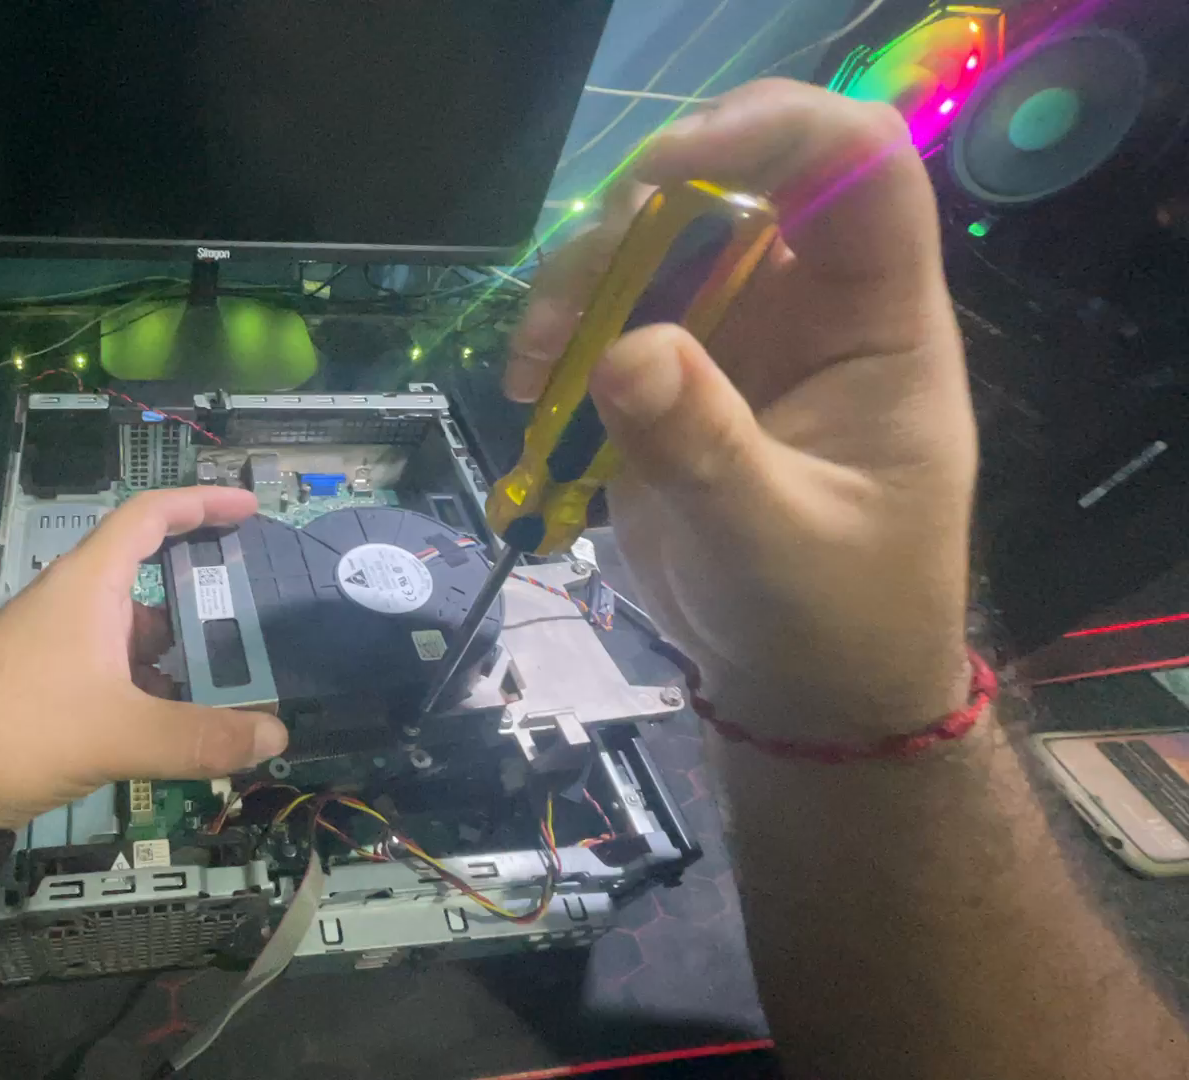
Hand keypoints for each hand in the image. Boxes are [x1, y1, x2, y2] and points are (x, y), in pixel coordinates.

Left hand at [0, 486, 287, 828]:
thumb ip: (200, 738)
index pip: (150, 515)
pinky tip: (184, 716)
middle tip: (258, 604)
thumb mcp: (118, 733)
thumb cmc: (17, 728)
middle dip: (205, 585)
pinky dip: (155, 681)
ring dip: (182, 644)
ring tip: (239, 670)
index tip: (248, 507)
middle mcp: (77, 602)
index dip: (201, 501)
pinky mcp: (54, 683)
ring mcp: (63, 644)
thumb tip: (277, 739)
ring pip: (137, 629)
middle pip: (151, 572)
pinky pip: (119, 667)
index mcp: (90, 583)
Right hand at [505, 79, 975, 738]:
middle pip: (709, 209)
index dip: (765, 136)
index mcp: (869, 326)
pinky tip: (529, 399)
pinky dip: (551, 355)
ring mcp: (717, 352)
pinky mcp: (656, 395)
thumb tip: (622, 353)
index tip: (655, 173)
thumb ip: (705, 447)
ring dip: (568, 300)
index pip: (850, 172)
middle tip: (557, 319)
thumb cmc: (825, 611)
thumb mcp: (772, 537)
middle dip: (621, 237)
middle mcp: (792, 316)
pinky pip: (595, 336)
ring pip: (635, 267)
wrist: (792, 676)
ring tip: (529, 377)